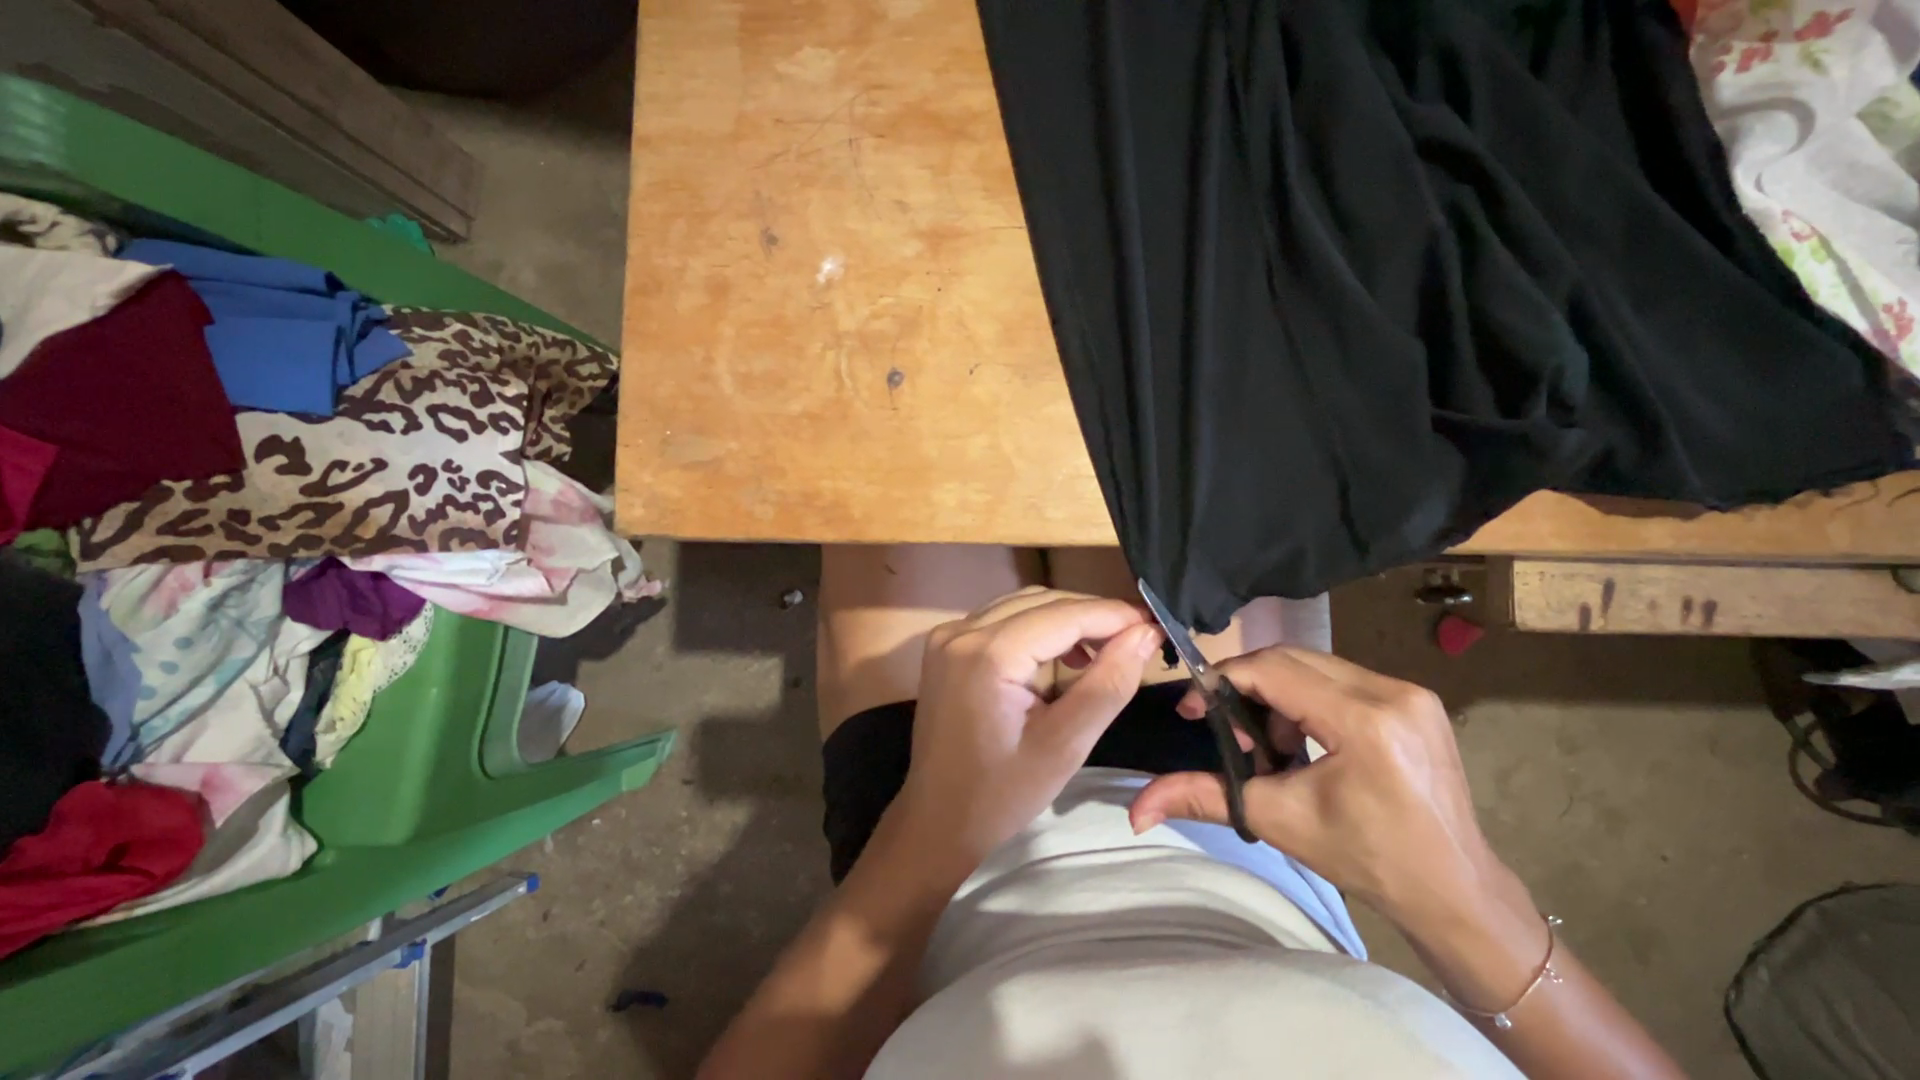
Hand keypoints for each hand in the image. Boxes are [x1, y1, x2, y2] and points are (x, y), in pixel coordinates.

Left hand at [893, 587, 1163, 864]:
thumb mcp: (1065, 744)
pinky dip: (1039, 629)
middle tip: (1139, 639)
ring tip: (1108, 649)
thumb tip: (1146, 633)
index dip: (1114, 615)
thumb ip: (1109, 684)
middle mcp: (961, 632)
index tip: (1156, 626)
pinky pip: (1002, 620)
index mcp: (987, 654)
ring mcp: (948, 637)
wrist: (938, 820)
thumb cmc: (1002, 793)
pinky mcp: (946, 648)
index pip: (1064, 614)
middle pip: (1042, 602)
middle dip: (1093, 616)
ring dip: (1067, 620)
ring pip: (1023, 606)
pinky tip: (1066, 657)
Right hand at [1128, 646, 1514, 928]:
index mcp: (1363, 720)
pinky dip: (1311, 700)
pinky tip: (1307, 742)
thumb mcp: (1279, 821)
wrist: (1454, 890)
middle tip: (1231, 733)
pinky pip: (1346, 679)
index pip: (1273, 669)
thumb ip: (1204, 797)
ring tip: (1271, 747)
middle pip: (1294, 659)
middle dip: (1248, 687)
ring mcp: (1412, 693)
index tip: (1193, 709)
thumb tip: (1135, 810)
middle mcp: (1392, 691)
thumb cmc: (1367, 858)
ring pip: (1318, 666)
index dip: (1223, 681)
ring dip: (1279, 694)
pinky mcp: (1420, 702)